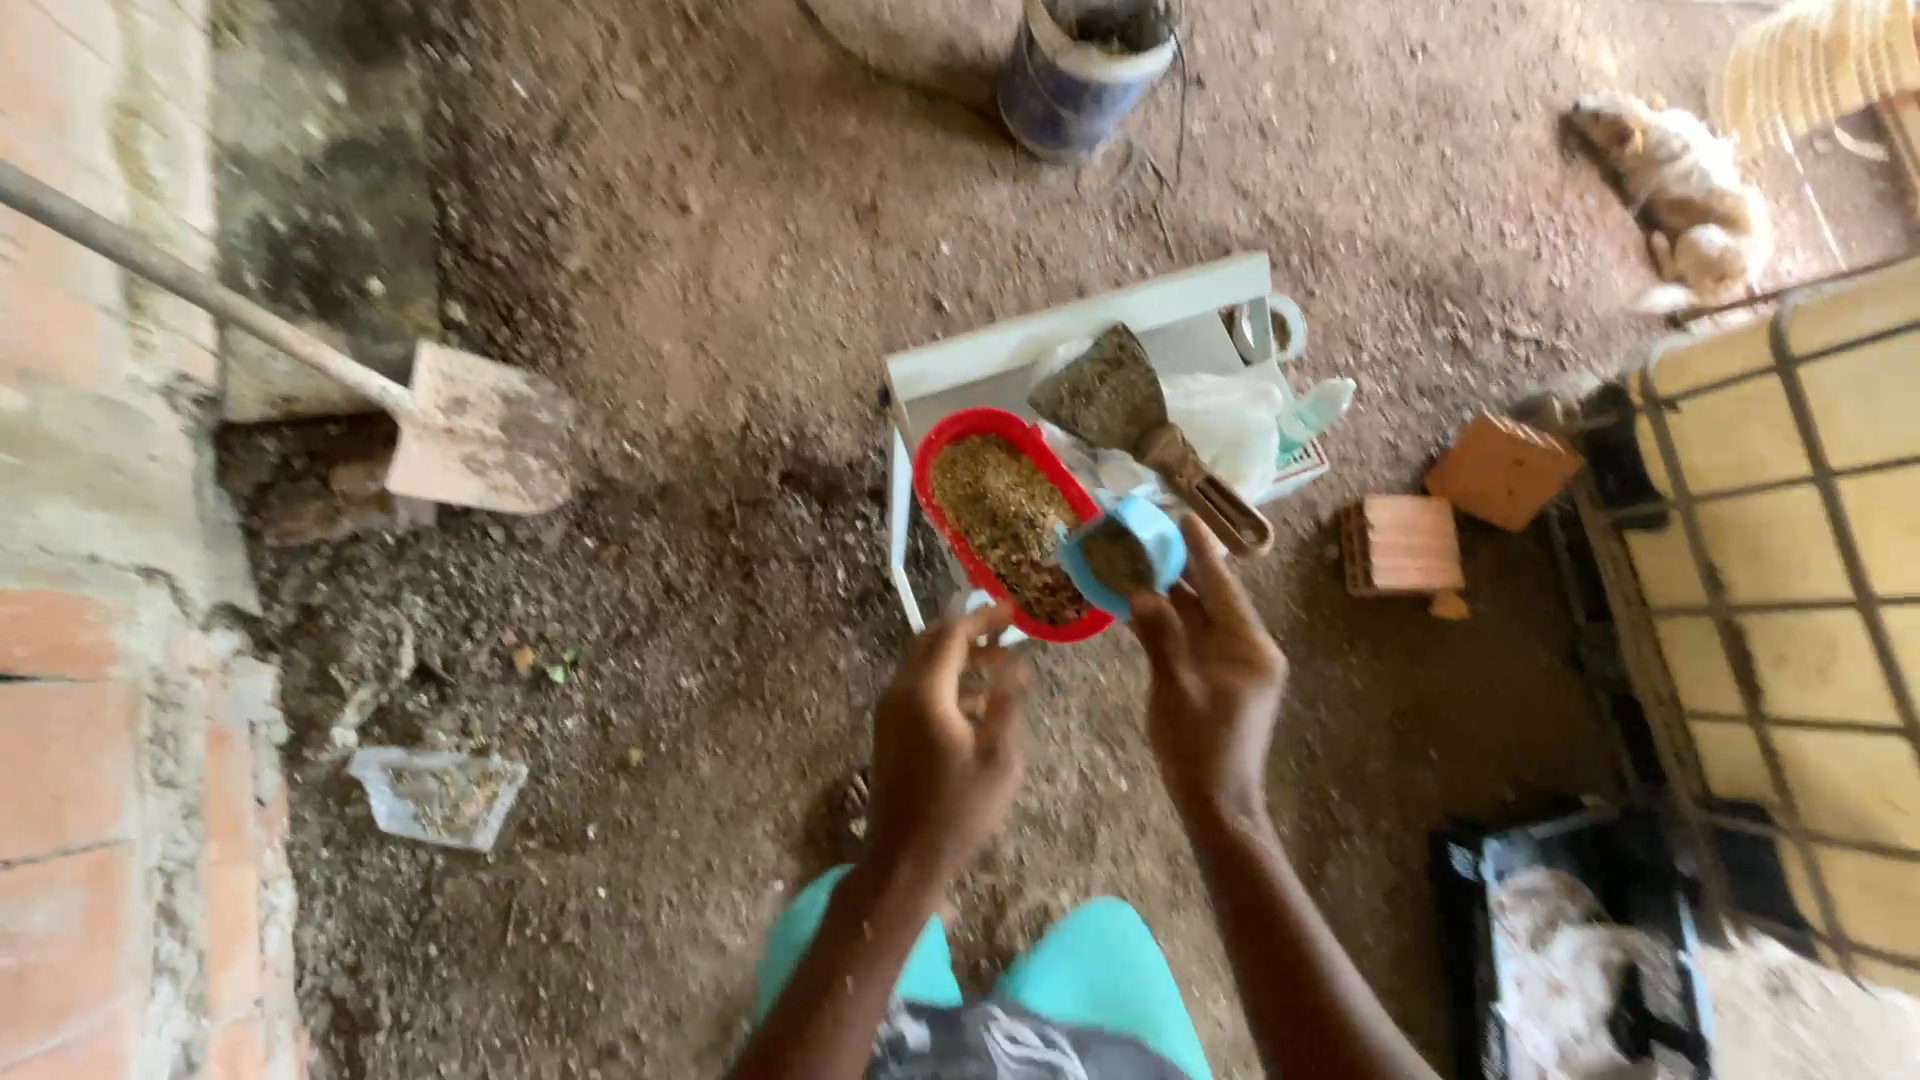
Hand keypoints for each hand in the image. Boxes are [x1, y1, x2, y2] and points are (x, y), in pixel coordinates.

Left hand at [867, 602, 1030, 879]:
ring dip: (959, 656)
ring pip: (924, 665)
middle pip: (932, 642)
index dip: (983, 618)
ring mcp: (890, 712)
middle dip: (969, 629)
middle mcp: (900, 693)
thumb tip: (1017, 662)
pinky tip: (978, 700)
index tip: (1014, 611)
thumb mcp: (998, 758)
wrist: (903, 859)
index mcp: (924, 693)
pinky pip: (918, 688)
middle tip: (1006, 627)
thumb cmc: (958, 810)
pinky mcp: (890, 731)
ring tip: (1001, 661)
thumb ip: (1006, 703)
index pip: (952, 635)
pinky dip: (948, 681)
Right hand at [1128, 516, 1288, 817]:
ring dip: (1171, 593)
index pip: (1222, 587)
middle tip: (1152, 534)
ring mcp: (1231, 665)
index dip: (1201, 552)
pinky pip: (1191, 638)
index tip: (1184, 517)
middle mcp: (1246, 649)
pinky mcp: (1215, 678)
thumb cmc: (1200, 748)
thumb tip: (1141, 593)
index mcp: (1249, 647)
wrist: (1216, 802)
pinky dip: (1168, 621)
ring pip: (1199, 617)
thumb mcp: (1177, 690)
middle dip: (1181, 567)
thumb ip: (1160, 638)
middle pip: (1211, 597)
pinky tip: (1142, 605)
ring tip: (1141, 560)